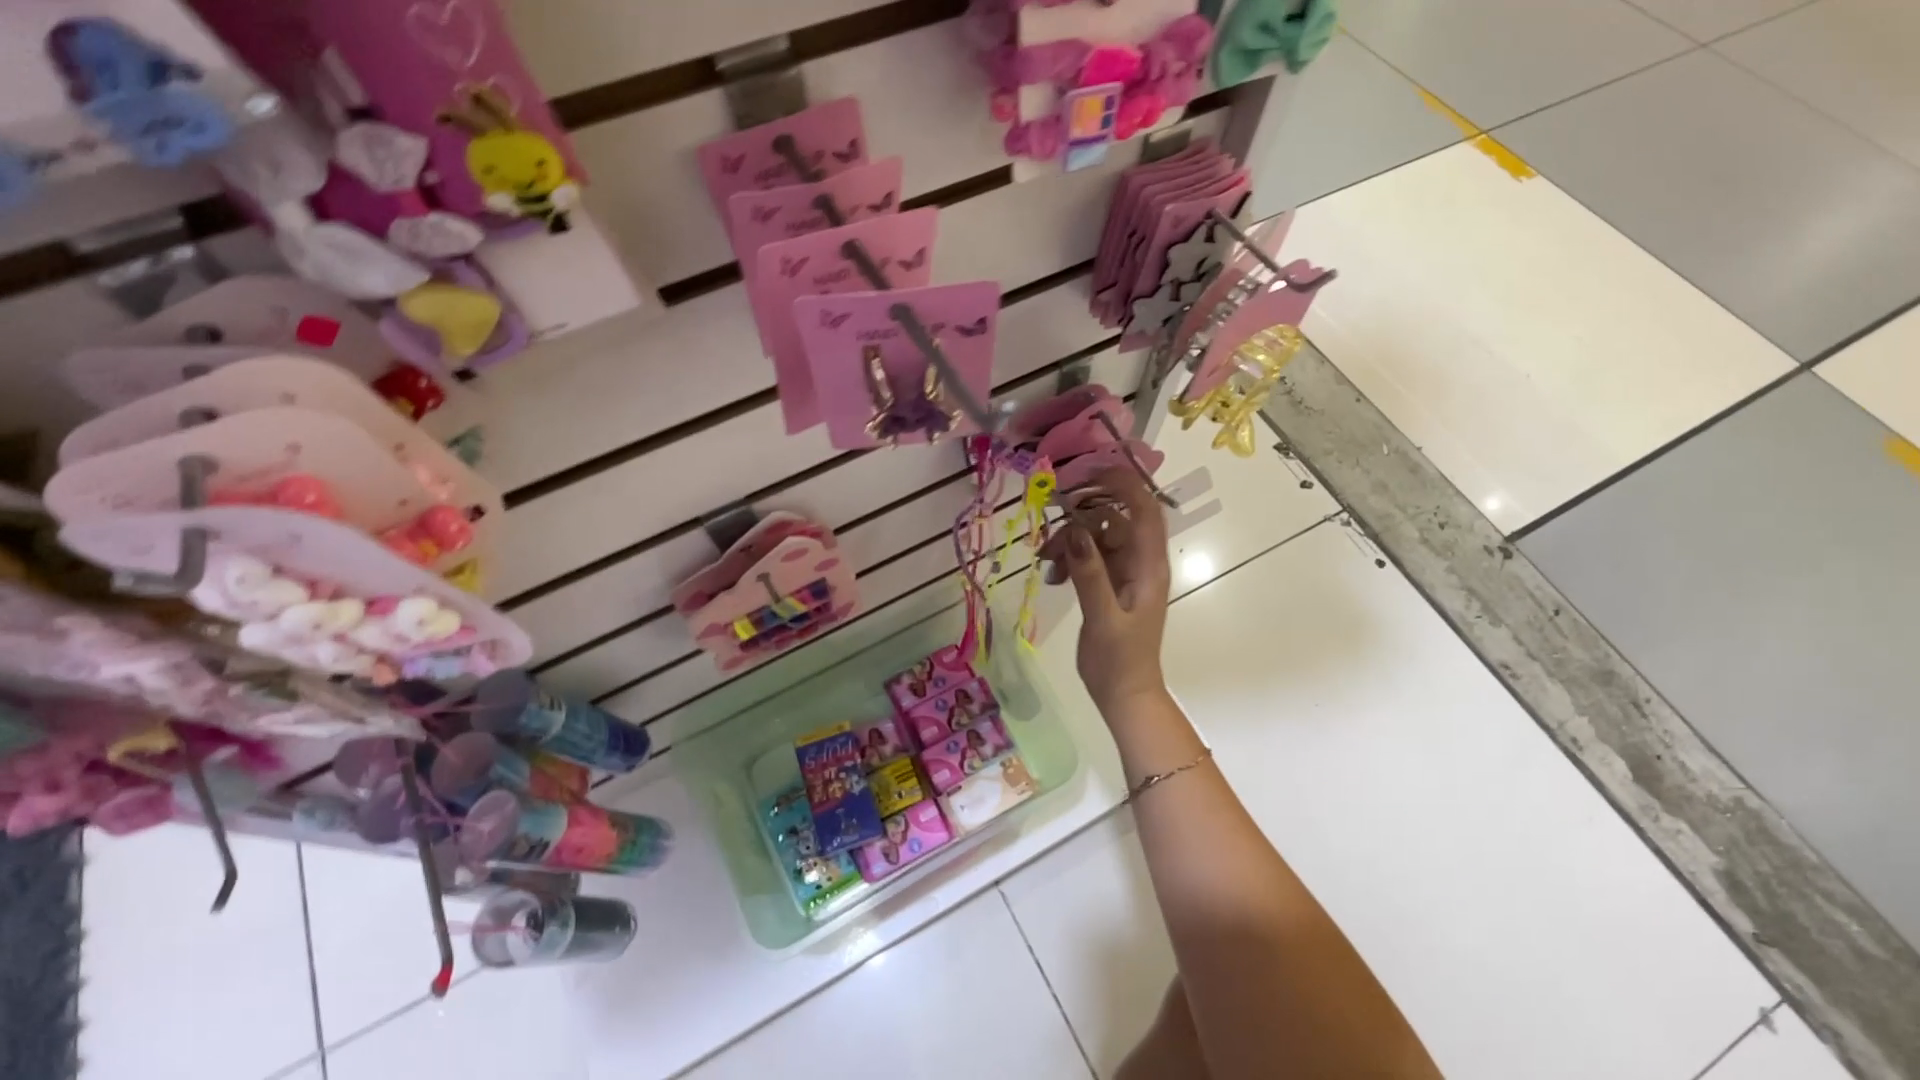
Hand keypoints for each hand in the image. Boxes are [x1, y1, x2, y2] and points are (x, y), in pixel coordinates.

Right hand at [1041, 467, 1170, 712]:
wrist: (1125, 695)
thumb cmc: (1120, 660)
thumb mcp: (1103, 618)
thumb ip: (1091, 573)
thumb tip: (1076, 532)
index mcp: (1149, 566)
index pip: (1145, 508)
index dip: (1122, 484)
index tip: (1086, 473)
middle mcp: (1141, 562)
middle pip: (1117, 516)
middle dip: (1084, 513)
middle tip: (1053, 517)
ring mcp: (1126, 572)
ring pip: (1099, 535)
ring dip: (1072, 539)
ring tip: (1047, 560)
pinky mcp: (1111, 584)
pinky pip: (1090, 556)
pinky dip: (1071, 558)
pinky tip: (1052, 576)